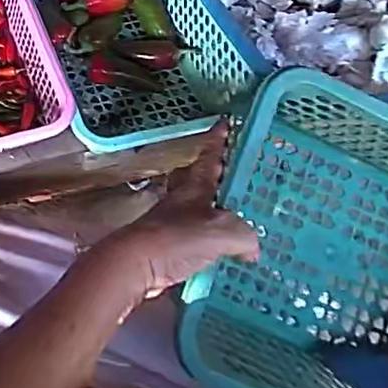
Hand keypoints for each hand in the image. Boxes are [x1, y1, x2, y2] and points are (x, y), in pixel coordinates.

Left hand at [80, 121, 258, 306]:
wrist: (136, 263)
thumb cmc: (175, 238)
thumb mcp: (222, 230)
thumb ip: (244, 233)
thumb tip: (250, 247)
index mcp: (193, 188)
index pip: (208, 158)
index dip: (217, 141)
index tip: (224, 124)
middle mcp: (182, 201)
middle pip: (199, 180)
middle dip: (217, 175)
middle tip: (239, 176)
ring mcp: (174, 222)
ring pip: (200, 209)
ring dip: (218, 212)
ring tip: (244, 220)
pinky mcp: (171, 246)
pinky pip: (199, 238)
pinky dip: (215, 243)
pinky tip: (231, 255)